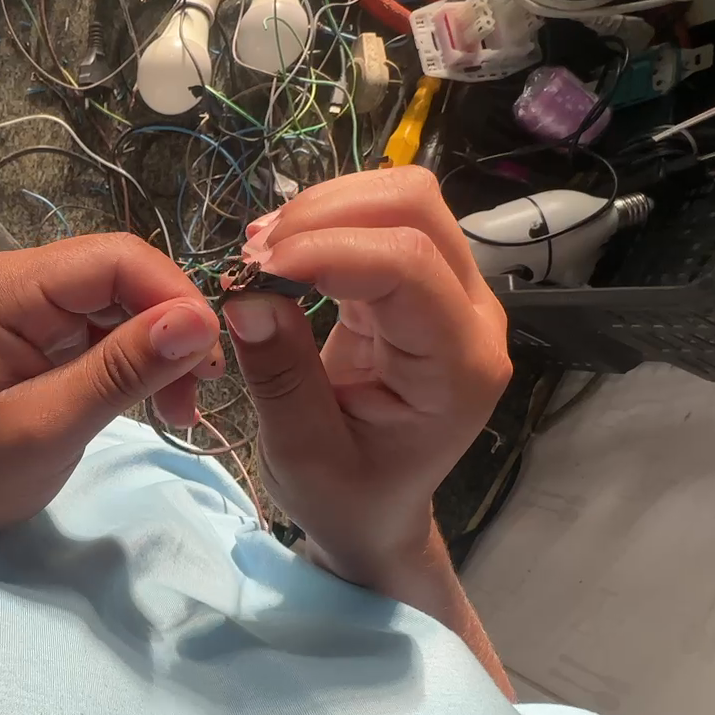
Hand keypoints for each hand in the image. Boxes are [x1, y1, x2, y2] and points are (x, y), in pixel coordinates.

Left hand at [0, 233, 223, 544]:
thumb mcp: (49, 428)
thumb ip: (121, 372)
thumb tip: (199, 320)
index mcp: (3, 290)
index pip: (112, 260)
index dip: (172, 296)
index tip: (209, 358)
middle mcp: (18, 280)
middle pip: (122, 275)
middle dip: (172, 326)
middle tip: (200, 391)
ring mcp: (31, 305)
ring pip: (125, 302)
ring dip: (163, 349)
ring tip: (180, 408)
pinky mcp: (45, 333)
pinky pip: (111, 329)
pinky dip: (143, 362)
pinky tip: (159, 400)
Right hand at [223, 167, 511, 588]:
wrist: (373, 513)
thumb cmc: (344, 498)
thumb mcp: (300, 451)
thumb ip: (278, 373)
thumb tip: (246, 294)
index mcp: (456, 368)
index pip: (407, 267)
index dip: (326, 252)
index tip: (251, 271)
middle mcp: (469, 316)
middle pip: (416, 208)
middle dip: (325, 214)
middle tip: (251, 258)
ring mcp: (447, 296)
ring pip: (400, 201)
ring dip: (321, 212)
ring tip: (258, 255)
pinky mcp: (413, 289)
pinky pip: (377, 225)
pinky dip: (321, 226)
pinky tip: (278, 255)